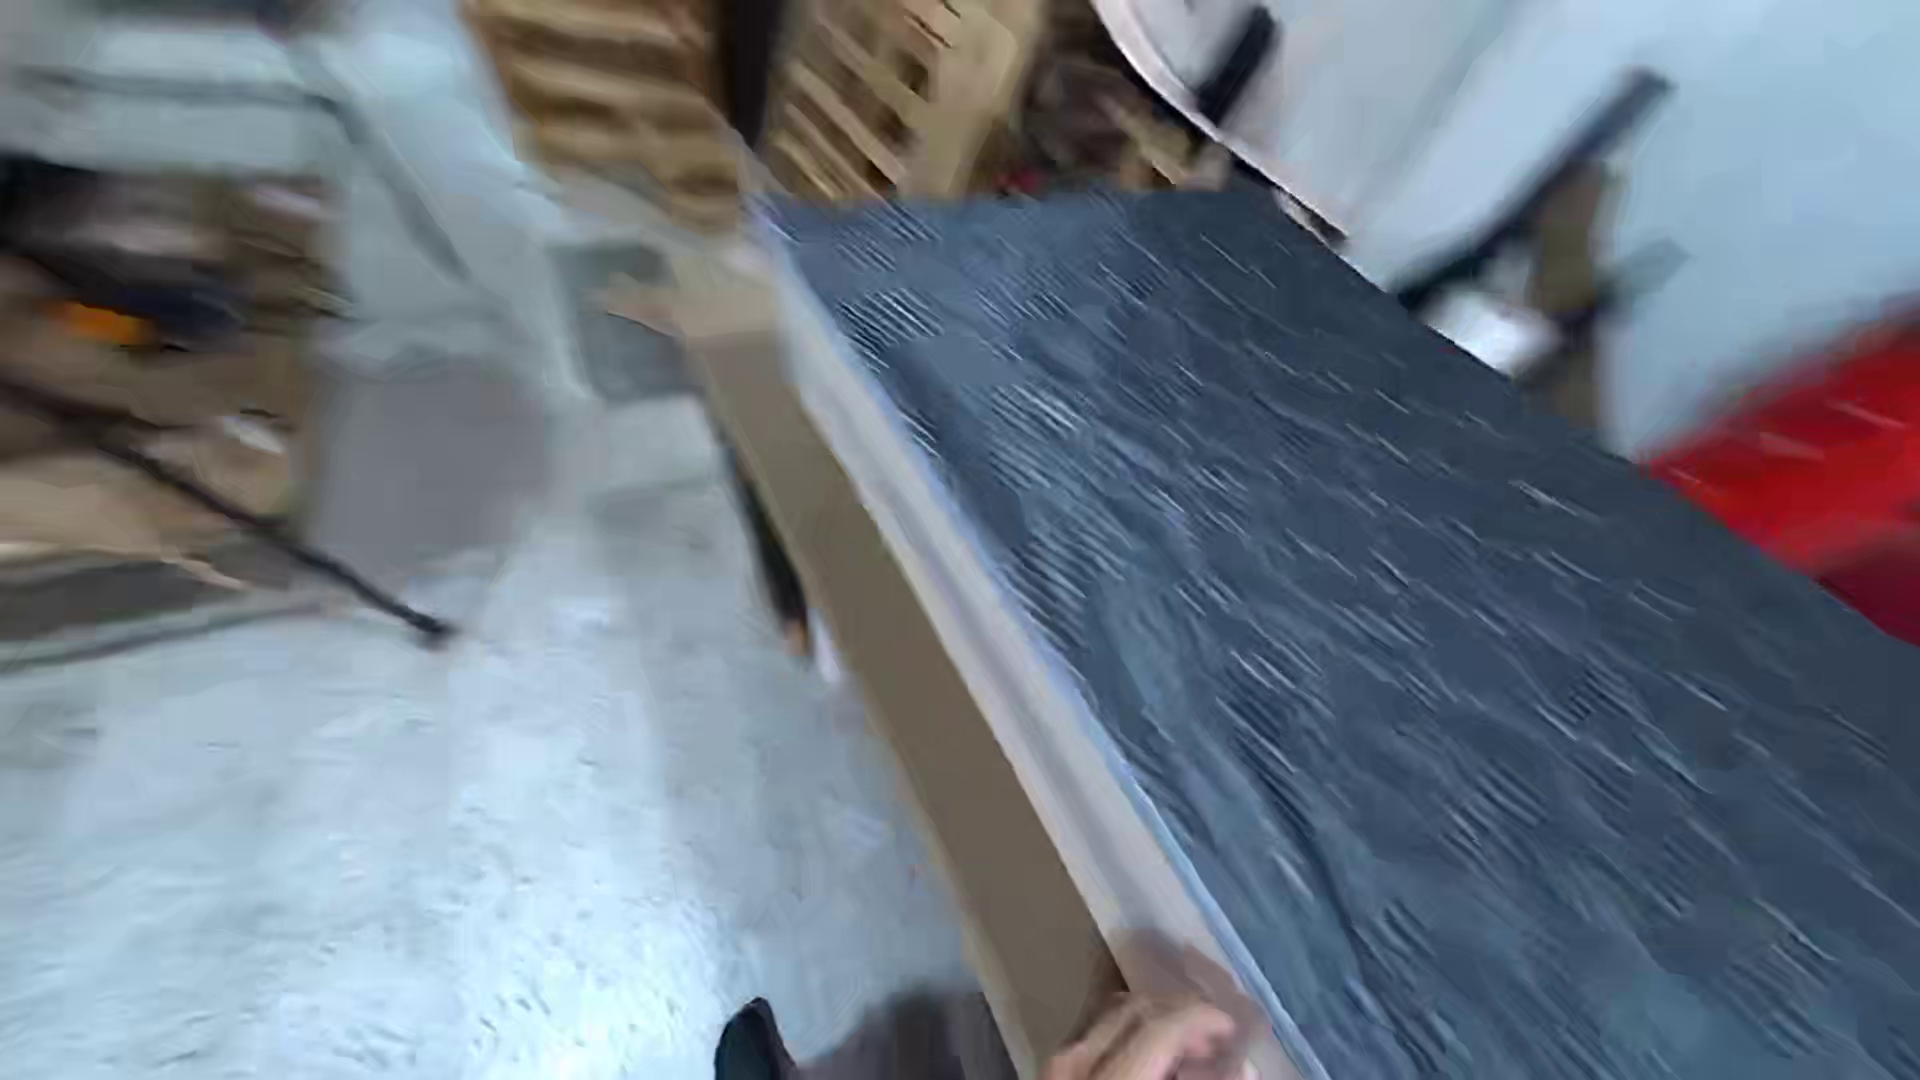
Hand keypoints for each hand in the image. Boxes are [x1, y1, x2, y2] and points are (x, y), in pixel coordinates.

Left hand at [1044, 995, 1239, 1079]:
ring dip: (1157, 1016)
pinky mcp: (1053, 1067)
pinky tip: (1156, 1049)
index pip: (1157, 1027)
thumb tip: (1242, 1066)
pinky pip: (1097, 1028)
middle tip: (1218, 1030)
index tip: (1232, 1026)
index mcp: (1109, 1078)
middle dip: (1180, 1012)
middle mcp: (1074, 1058)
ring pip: (1113, 1012)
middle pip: (1134, 1009)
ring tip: (1194, 1041)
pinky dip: (1131, 1028)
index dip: (1199, 1018)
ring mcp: (1058, 1060)